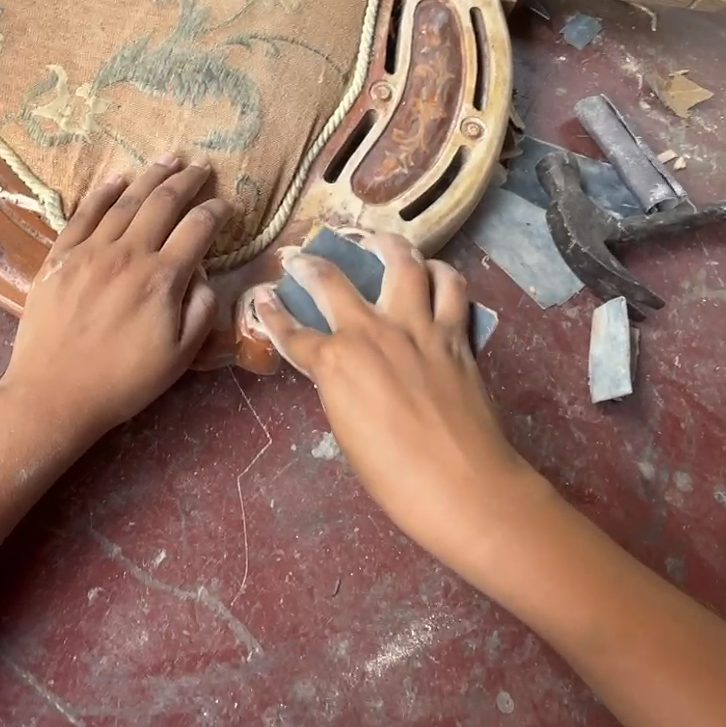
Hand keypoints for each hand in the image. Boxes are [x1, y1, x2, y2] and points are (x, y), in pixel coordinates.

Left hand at [0, 155, 233, 440]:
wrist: (54, 394)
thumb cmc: (123, 381)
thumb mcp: (180, 357)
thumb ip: (201, 310)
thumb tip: (205, 274)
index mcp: (162, 279)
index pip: (198, 229)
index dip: (216, 211)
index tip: (226, 204)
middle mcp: (129, 254)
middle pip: (163, 202)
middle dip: (187, 180)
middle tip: (201, 166)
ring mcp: (90, 251)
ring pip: (126, 200)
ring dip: (151, 176)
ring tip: (169, 159)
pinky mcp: (60, 256)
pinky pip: (84, 213)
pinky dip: (103, 192)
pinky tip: (117, 178)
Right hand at [251, 234, 540, 566]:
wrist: (462, 485)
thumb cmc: (394, 476)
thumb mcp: (346, 429)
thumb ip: (338, 386)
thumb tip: (340, 368)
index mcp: (335, 363)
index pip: (292, 333)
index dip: (272, 315)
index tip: (262, 298)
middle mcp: (371, 332)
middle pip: (333, 281)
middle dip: (311, 264)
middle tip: (305, 257)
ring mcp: (416, 327)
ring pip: (403, 263)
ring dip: (387, 246)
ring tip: (381, 241)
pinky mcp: (454, 333)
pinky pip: (451, 287)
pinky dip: (441, 274)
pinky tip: (435, 273)